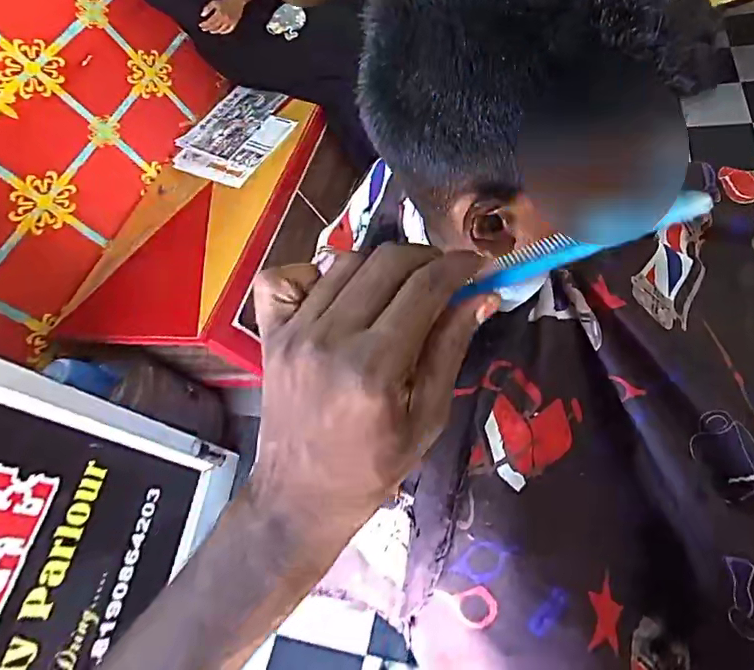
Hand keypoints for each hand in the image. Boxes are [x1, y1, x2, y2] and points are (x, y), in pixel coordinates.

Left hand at [199, 0, 249, 33]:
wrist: (237, 1)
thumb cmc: (224, 2)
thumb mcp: (214, 3)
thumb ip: (207, 8)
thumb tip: (202, 15)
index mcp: (219, 13)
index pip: (210, 22)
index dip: (205, 25)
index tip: (200, 26)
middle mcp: (225, 19)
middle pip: (215, 26)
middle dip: (208, 28)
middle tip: (204, 29)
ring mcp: (230, 22)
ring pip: (221, 29)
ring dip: (215, 31)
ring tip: (211, 31)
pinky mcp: (235, 23)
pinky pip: (229, 29)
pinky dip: (224, 32)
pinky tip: (220, 32)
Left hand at [247, 246, 497, 542]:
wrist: (298, 497)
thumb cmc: (372, 467)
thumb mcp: (428, 418)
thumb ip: (451, 348)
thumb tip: (483, 295)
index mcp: (374, 367)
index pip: (425, 287)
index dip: (457, 266)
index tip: (475, 263)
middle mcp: (331, 338)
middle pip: (388, 260)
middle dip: (426, 257)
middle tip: (442, 275)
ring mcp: (295, 331)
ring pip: (347, 259)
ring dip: (383, 263)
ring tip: (399, 286)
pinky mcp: (270, 332)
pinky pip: (289, 274)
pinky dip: (318, 271)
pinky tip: (339, 290)